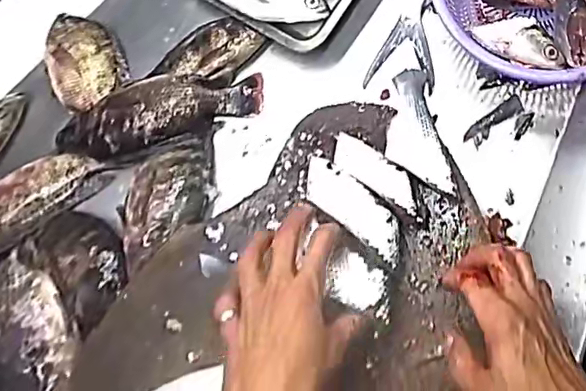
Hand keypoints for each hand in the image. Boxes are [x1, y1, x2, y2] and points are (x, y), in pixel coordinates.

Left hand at [217, 204, 364, 390]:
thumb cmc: (298, 379)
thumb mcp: (332, 352)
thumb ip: (345, 330)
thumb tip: (358, 320)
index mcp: (303, 291)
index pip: (318, 248)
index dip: (326, 233)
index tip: (330, 227)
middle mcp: (276, 289)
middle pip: (283, 241)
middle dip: (294, 220)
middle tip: (301, 211)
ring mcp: (251, 304)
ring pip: (250, 260)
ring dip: (258, 242)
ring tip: (264, 233)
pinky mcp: (233, 325)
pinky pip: (228, 300)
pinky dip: (230, 290)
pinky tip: (232, 287)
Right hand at [443, 244, 585, 390]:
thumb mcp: (482, 387)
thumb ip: (462, 360)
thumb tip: (452, 341)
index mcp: (501, 318)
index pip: (473, 280)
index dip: (456, 274)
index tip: (448, 280)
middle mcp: (524, 305)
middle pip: (499, 257)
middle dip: (477, 255)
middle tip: (464, 264)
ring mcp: (542, 308)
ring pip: (521, 260)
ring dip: (502, 255)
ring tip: (488, 262)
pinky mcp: (555, 318)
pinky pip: (537, 280)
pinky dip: (523, 272)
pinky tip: (517, 284)